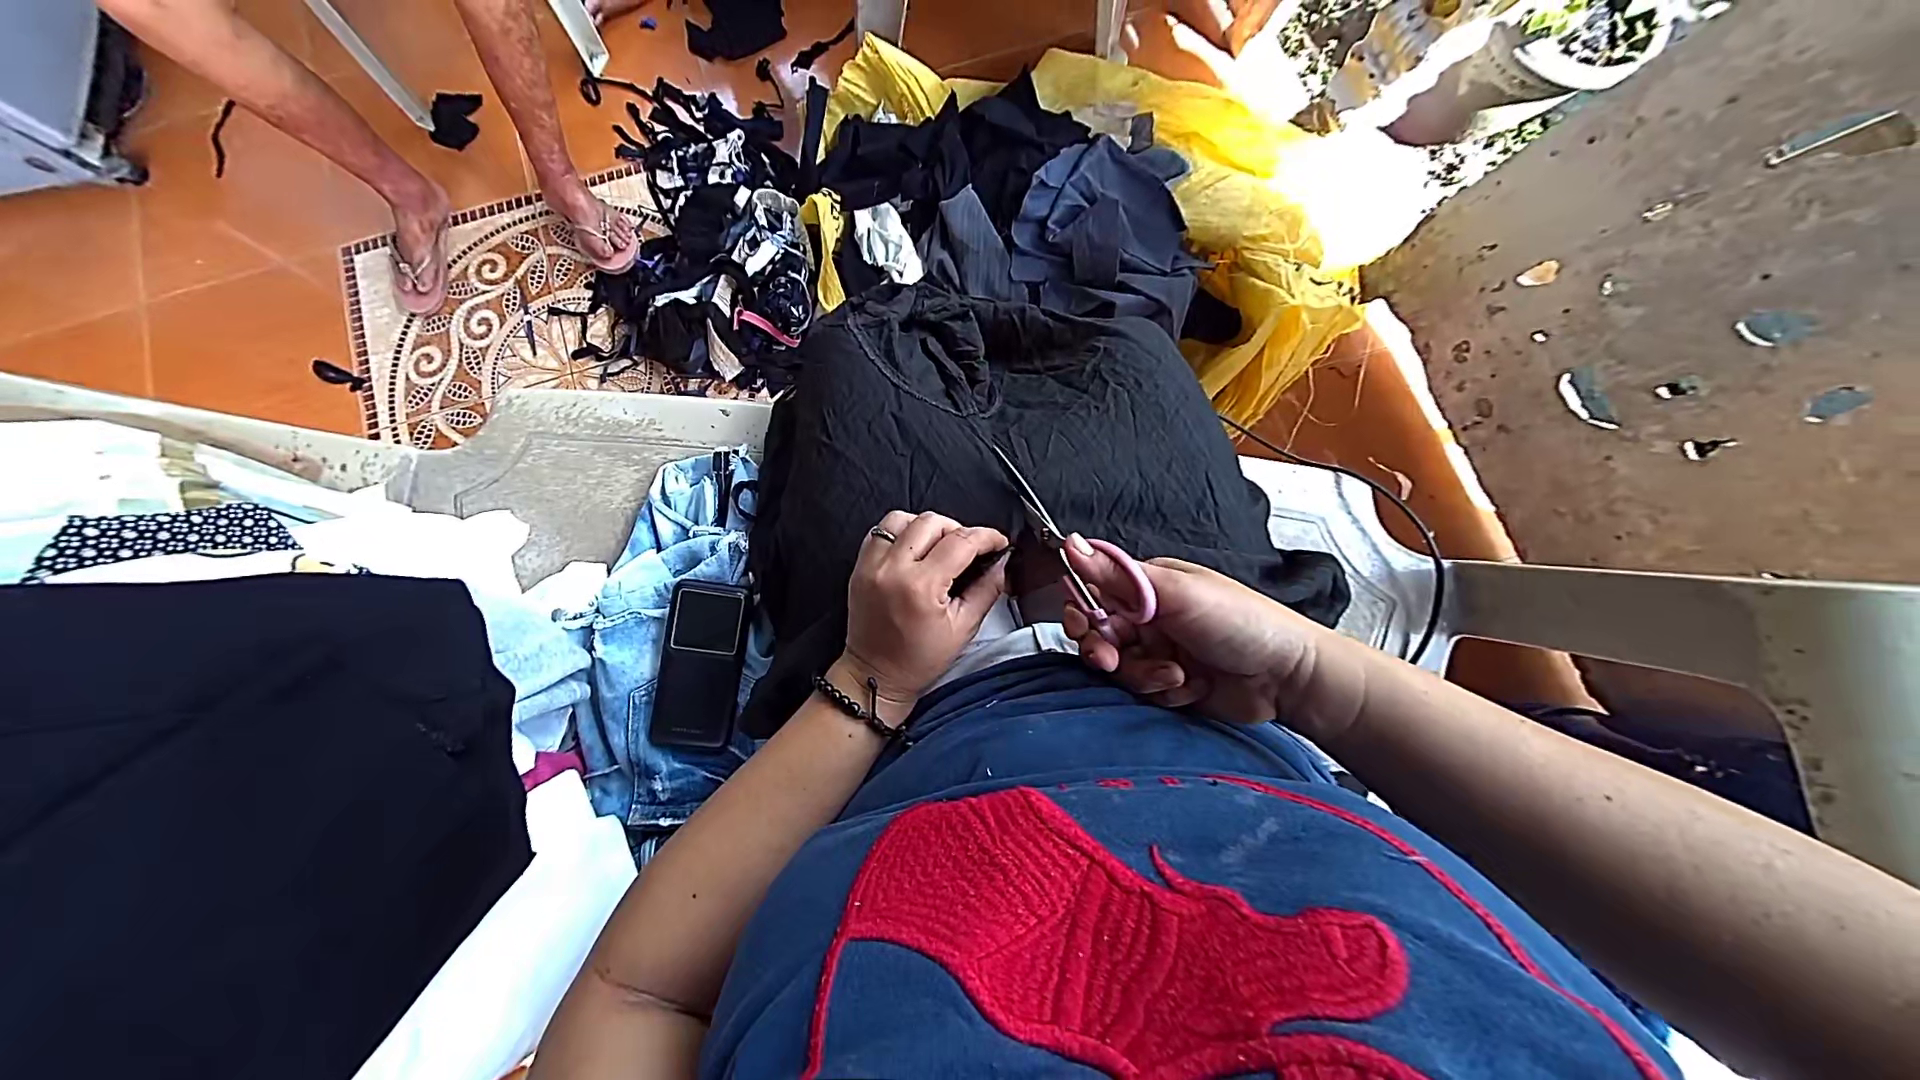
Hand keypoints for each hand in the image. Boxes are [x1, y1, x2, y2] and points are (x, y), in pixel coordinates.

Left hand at [837, 511, 1009, 715]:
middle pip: (933, 522)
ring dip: (928, 527)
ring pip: (903, 518)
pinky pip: (880, 530)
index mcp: (921, 587)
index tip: (997, 543)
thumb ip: (987, 589)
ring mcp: (872, 565)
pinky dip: (902, 533)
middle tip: (970, 549)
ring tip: (940, 547)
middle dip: (959, 530)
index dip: (987, 537)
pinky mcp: (860, 566)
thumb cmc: (916, 660)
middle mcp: (892, 569)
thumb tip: (1001, 563)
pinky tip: (914, 550)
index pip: (961, 541)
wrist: (875, 676)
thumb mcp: (964, 628)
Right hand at [1060, 537, 1342, 732]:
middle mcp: (1150, 617)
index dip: (1083, 615)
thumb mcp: (1175, 592)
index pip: (1095, 596)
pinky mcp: (1170, 683)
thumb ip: (1117, 572)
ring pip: (1120, 669)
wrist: (1288, 678)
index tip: (1086, 627)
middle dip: (1106, 652)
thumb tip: (1071, 542)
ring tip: (1177, 673)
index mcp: (1148, 586)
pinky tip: (1191, 685)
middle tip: (1114, 659)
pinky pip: (1143, 692)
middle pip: (1100, 636)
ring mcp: (1160, 651)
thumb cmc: (1244, 622)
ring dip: (1144, 675)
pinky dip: (1164, 692)